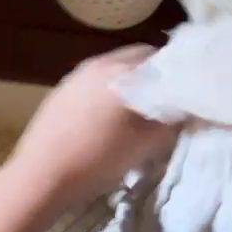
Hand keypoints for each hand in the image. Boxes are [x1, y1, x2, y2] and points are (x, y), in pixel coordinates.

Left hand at [0, 45, 172, 210]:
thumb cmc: (96, 161)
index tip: (189, 93)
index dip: (180, 75)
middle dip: (157, 74)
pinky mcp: (64, 86)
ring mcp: (79, 73)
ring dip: (133, 79)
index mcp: (123, 72)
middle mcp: (101, 63)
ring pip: (117, 65)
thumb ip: (171, 121)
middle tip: (168, 100)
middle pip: (140, 56)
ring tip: (140, 109)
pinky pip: (97, 77)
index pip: (165, 59)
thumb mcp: (145, 145)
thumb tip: (186, 108)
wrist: (41, 175)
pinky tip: (111, 115)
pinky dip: (111, 86)